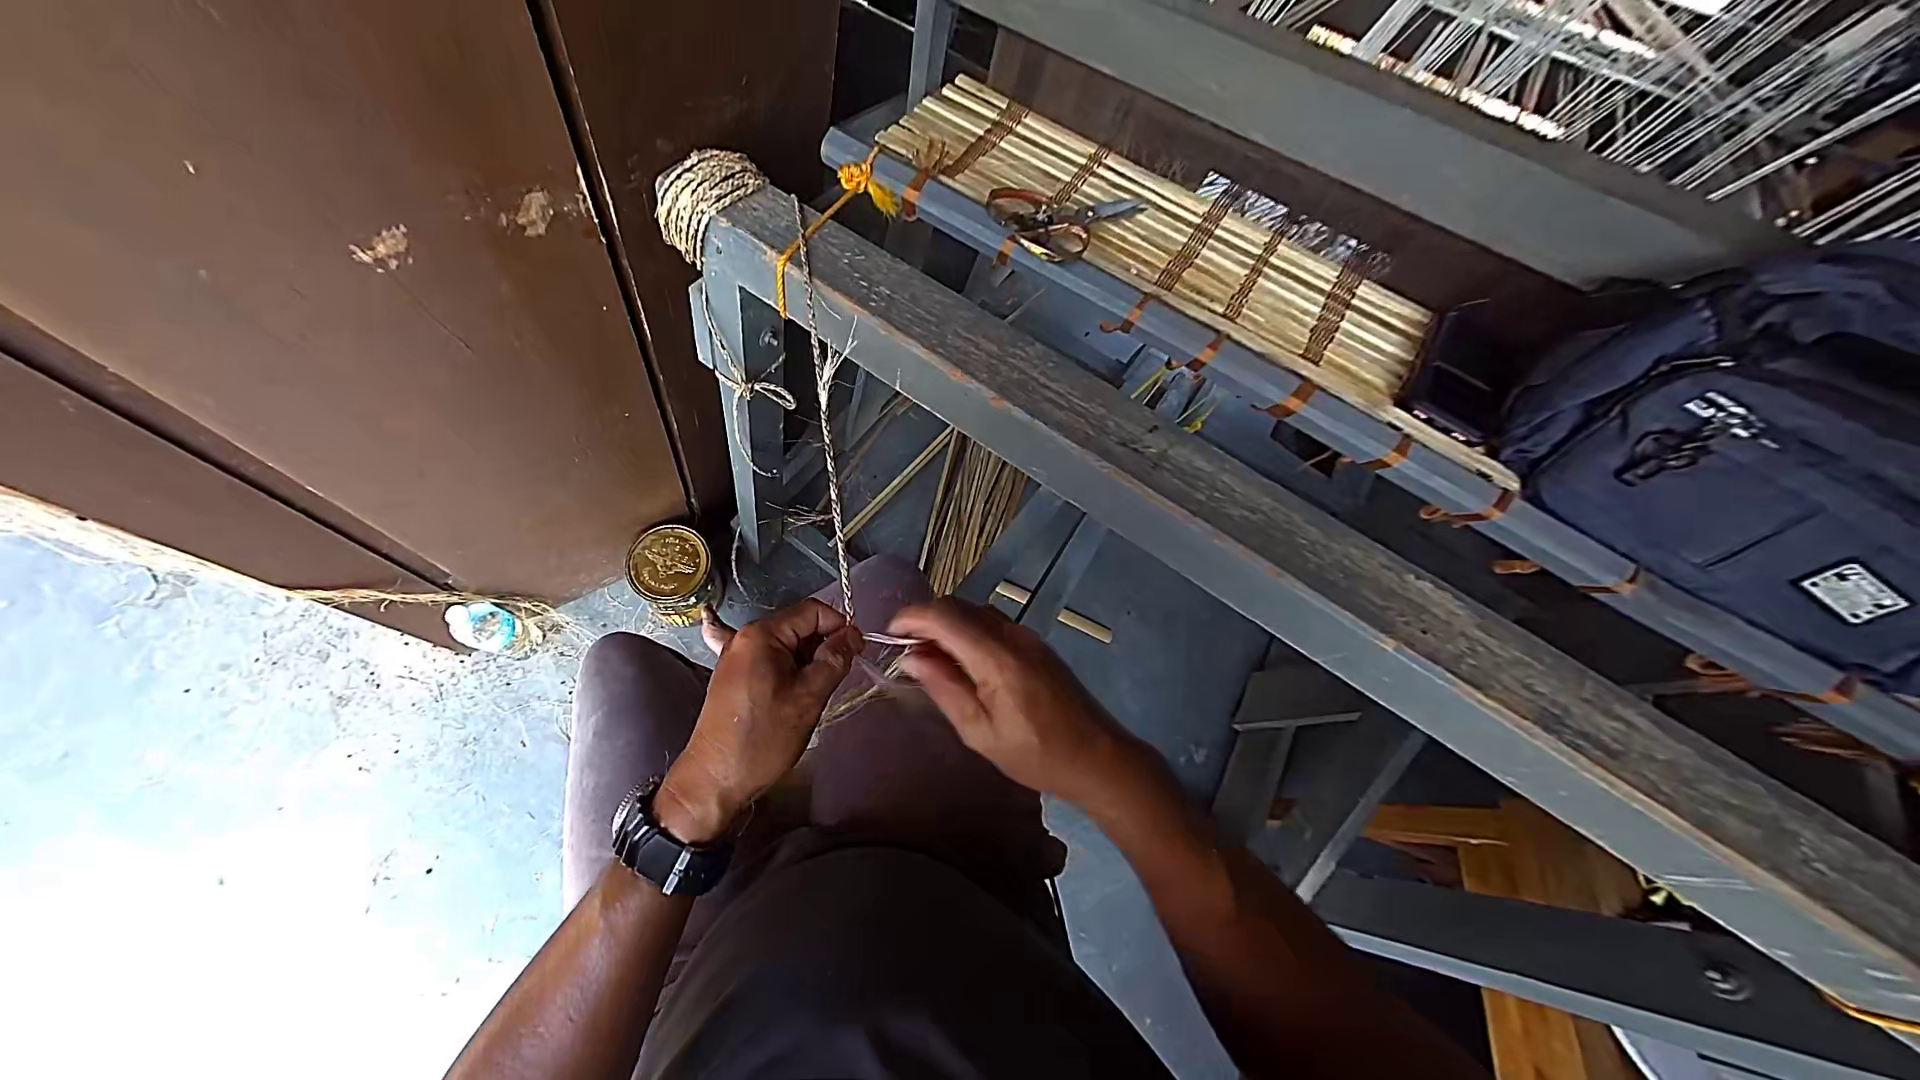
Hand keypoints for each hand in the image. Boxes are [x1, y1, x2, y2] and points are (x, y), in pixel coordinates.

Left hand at [656, 599, 862, 843]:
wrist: (714, 780)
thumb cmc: (762, 739)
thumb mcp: (808, 697)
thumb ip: (834, 659)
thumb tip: (853, 633)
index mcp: (761, 635)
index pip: (813, 610)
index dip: (840, 626)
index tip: (857, 653)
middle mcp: (746, 638)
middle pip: (800, 625)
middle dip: (825, 645)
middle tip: (842, 675)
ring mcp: (738, 656)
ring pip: (788, 645)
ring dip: (809, 661)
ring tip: (821, 689)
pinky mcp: (736, 676)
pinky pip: (771, 660)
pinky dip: (789, 667)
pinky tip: (798, 678)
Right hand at [888, 598, 1145, 806]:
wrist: (1097, 756)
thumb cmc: (1036, 754)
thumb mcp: (979, 731)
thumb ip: (944, 688)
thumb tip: (910, 657)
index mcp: (996, 657)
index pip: (944, 616)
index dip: (910, 617)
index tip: (888, 634)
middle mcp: (1012, 635)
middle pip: (958, 606)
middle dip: (925, 620)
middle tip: (906, 652)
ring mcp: (1028, 636)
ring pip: (975, 611)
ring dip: (947, 624)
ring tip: (931, 658)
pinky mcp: (1036, 644)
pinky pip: (993, 623)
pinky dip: (968, 631)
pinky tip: (963, 660)